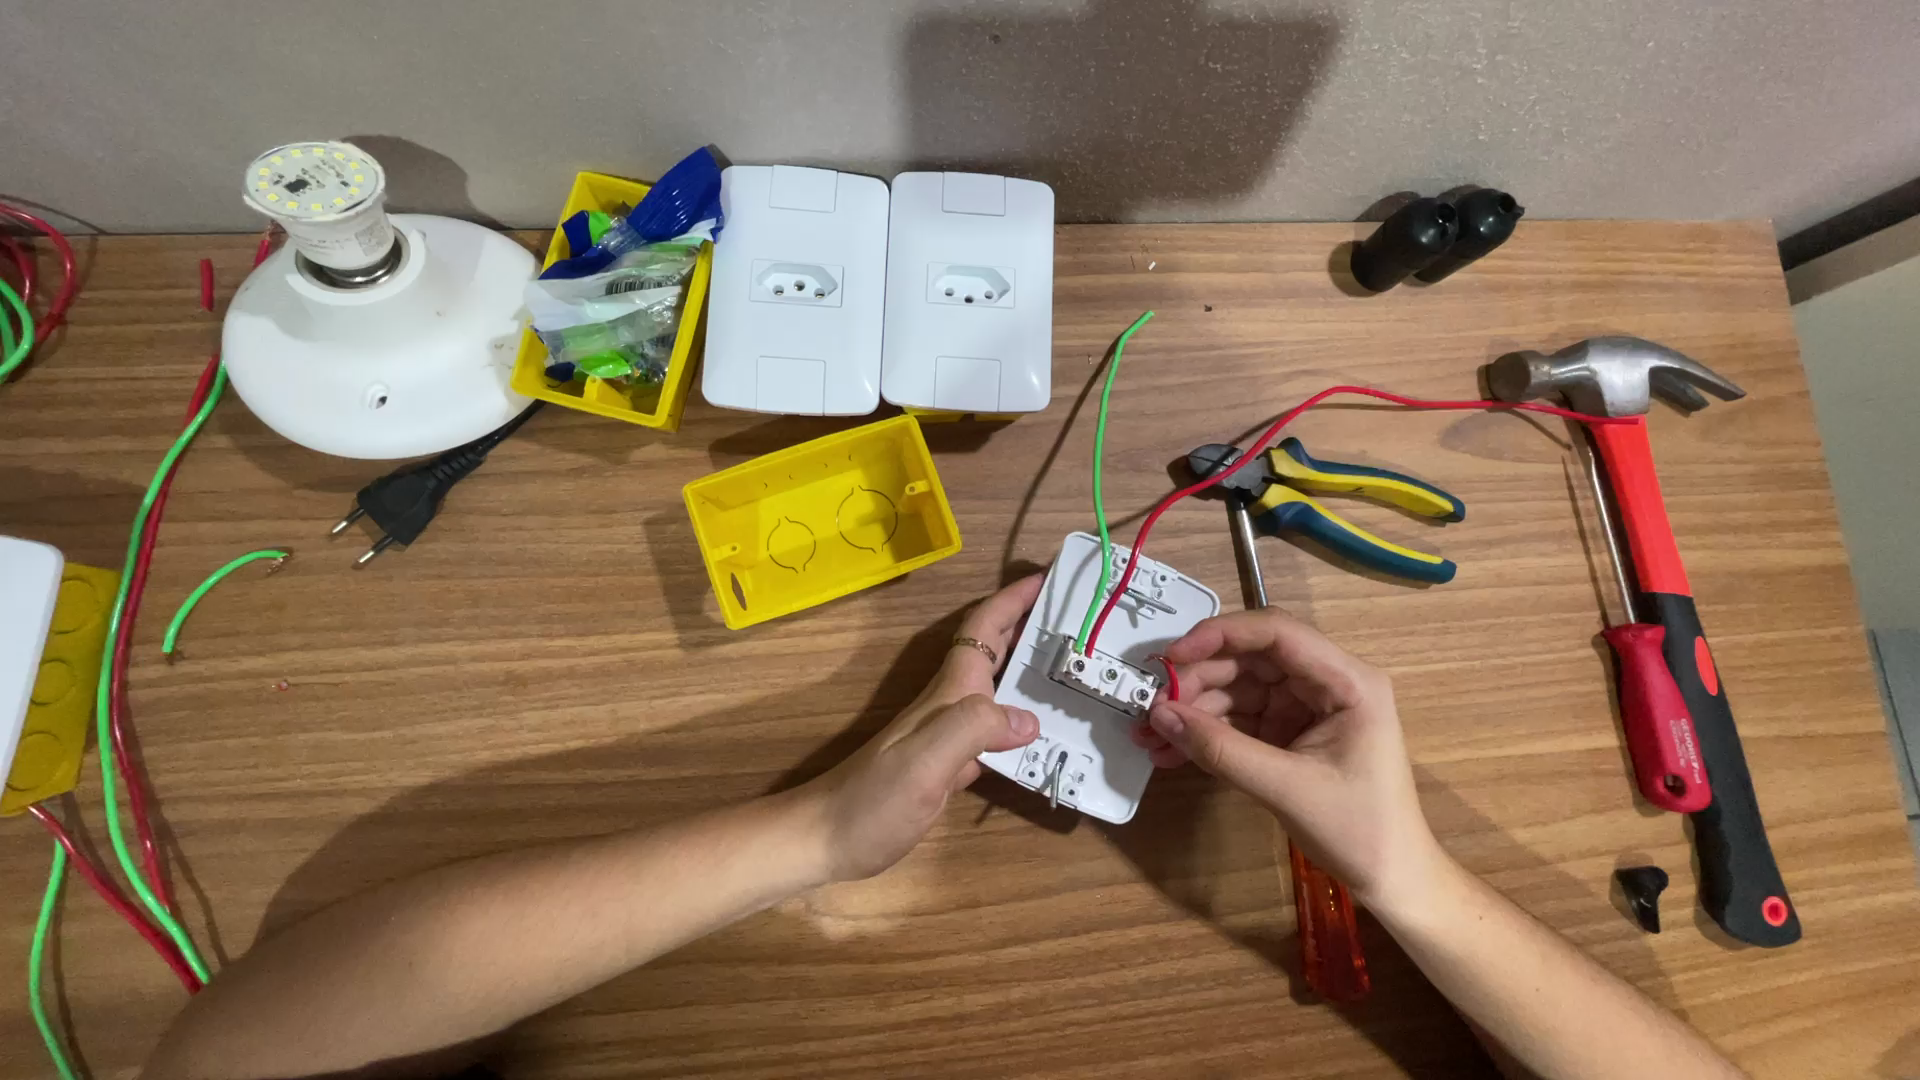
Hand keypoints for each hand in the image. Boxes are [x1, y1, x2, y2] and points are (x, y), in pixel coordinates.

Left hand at [803, 574, 1043, 881]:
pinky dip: (1024, 718)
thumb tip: (1030, 719)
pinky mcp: (953, 763)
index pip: (984, 628)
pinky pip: (998, 726)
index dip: (1013, 599)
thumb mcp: (925, 760)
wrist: (830, 836)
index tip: (1049, 577)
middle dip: (1030, 623)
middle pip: (994, 649)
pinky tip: (1047, 731)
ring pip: (999, 685)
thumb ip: (972, 729)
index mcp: (950, 691)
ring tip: (1073, 665)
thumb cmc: (875, 796)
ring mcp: (951, 733)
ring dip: (1030, 667)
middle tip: (1076, 616)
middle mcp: (953, 702)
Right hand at [1129, 608, 1440, 907]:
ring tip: (1150, 735)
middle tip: (1152, 707)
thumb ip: (1221, 749)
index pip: (1276, 633)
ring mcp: (1302, 706)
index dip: (1220, 634)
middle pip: (1247, 658)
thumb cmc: (1360, 831)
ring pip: (1234, 687)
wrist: (1392, 881)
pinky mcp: (1285, 730)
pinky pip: (1235, 717)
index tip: (1173, 656)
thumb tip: (1159, 716)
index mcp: (1346, 681)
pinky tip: (1169, 751)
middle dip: (1196, 680)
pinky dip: (1202, 732)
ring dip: (1191, 709)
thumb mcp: (1287, 788)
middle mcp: (1323, 682)